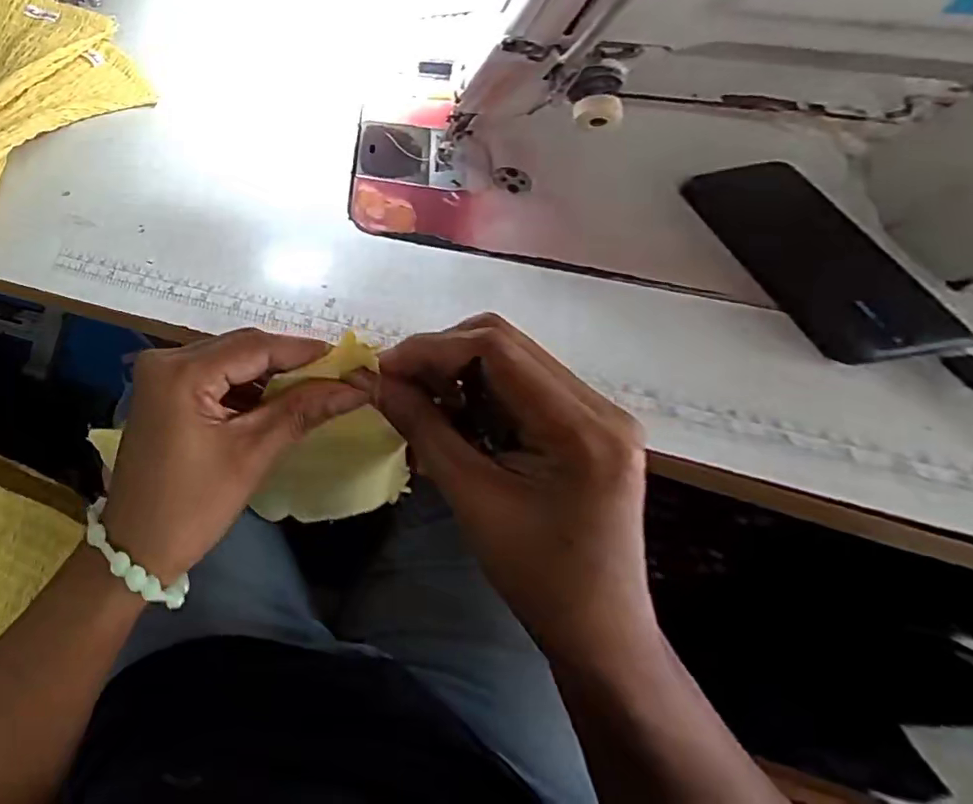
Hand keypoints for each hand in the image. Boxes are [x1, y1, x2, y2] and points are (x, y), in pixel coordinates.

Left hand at [104, 330, 368, 576]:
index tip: (345, 358)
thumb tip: (352, 388)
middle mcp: (164, 359)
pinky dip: (241, 386)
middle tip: (334, 375)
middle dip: (286, 361)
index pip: (253, 346)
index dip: (302, 351)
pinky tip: (273, 400)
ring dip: (265, 374)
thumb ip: (300, 411)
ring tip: (312, 388)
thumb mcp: (250, 455)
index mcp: (181, 371)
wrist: (135, 546)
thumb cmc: (193, 506)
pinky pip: (210, 375)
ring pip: (226, 360)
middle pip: (239, 348)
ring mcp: (159, 374)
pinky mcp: (161, 390)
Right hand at [375, 314, 653, 658]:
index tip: (384, 370)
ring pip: (509, 359)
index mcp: (581, 427)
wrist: (598, 629)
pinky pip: (519, 386)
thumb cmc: (535, 572)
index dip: (431, 348)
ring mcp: (596, 414)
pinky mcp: (584, 426)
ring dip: (456, 374)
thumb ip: (421, 425)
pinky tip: (453, 422)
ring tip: (422, 408)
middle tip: (398, 386)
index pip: (496, 348)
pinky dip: (476, 393)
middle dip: (440, 356)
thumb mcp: (469, 494)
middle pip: (503, 343)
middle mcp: (598, 407)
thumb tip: (374, 379)